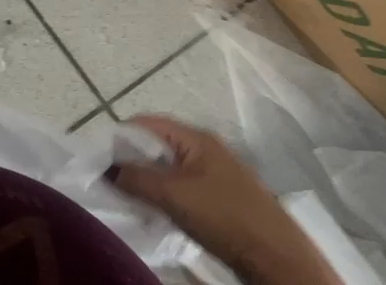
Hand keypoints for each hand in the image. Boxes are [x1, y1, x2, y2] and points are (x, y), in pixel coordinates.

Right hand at [111, 116, 342, 284]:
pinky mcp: (227, 198)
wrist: (282, 263)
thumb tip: (104, 168)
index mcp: (197, 138)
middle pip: (158, 145)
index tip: (103, 158)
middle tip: (117, 180)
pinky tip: (164, 211)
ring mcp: (221, 174)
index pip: (145, 123)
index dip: (121, 136)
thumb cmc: (225, 217)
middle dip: (134, 160)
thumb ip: (134, 177)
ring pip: (172, 168)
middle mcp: (209, 149)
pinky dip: (170, 194)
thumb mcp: (172, 195)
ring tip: (137, 198)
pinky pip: (187, 186)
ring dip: (152, 180)